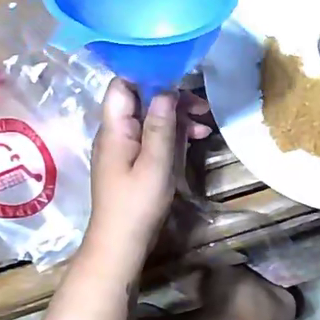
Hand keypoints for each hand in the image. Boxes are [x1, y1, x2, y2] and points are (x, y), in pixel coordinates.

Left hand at [85, 81, 210, 259]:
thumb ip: (160, 127)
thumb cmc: (137, 204)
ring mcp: (122, 148)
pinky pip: (151, 137)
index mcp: (114, 129)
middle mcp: (115, 133)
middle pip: (140, 100)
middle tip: (202, 107)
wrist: (120, 244)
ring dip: (176, 117)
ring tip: (205, 125)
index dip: (149, 76)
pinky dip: (172, 135)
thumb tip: (166, 91)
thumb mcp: (155, 164)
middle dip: (171, 98)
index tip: (180, 78)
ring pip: (149, 119)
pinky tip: (195, 140)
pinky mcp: (131, 162)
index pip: (123, 85)